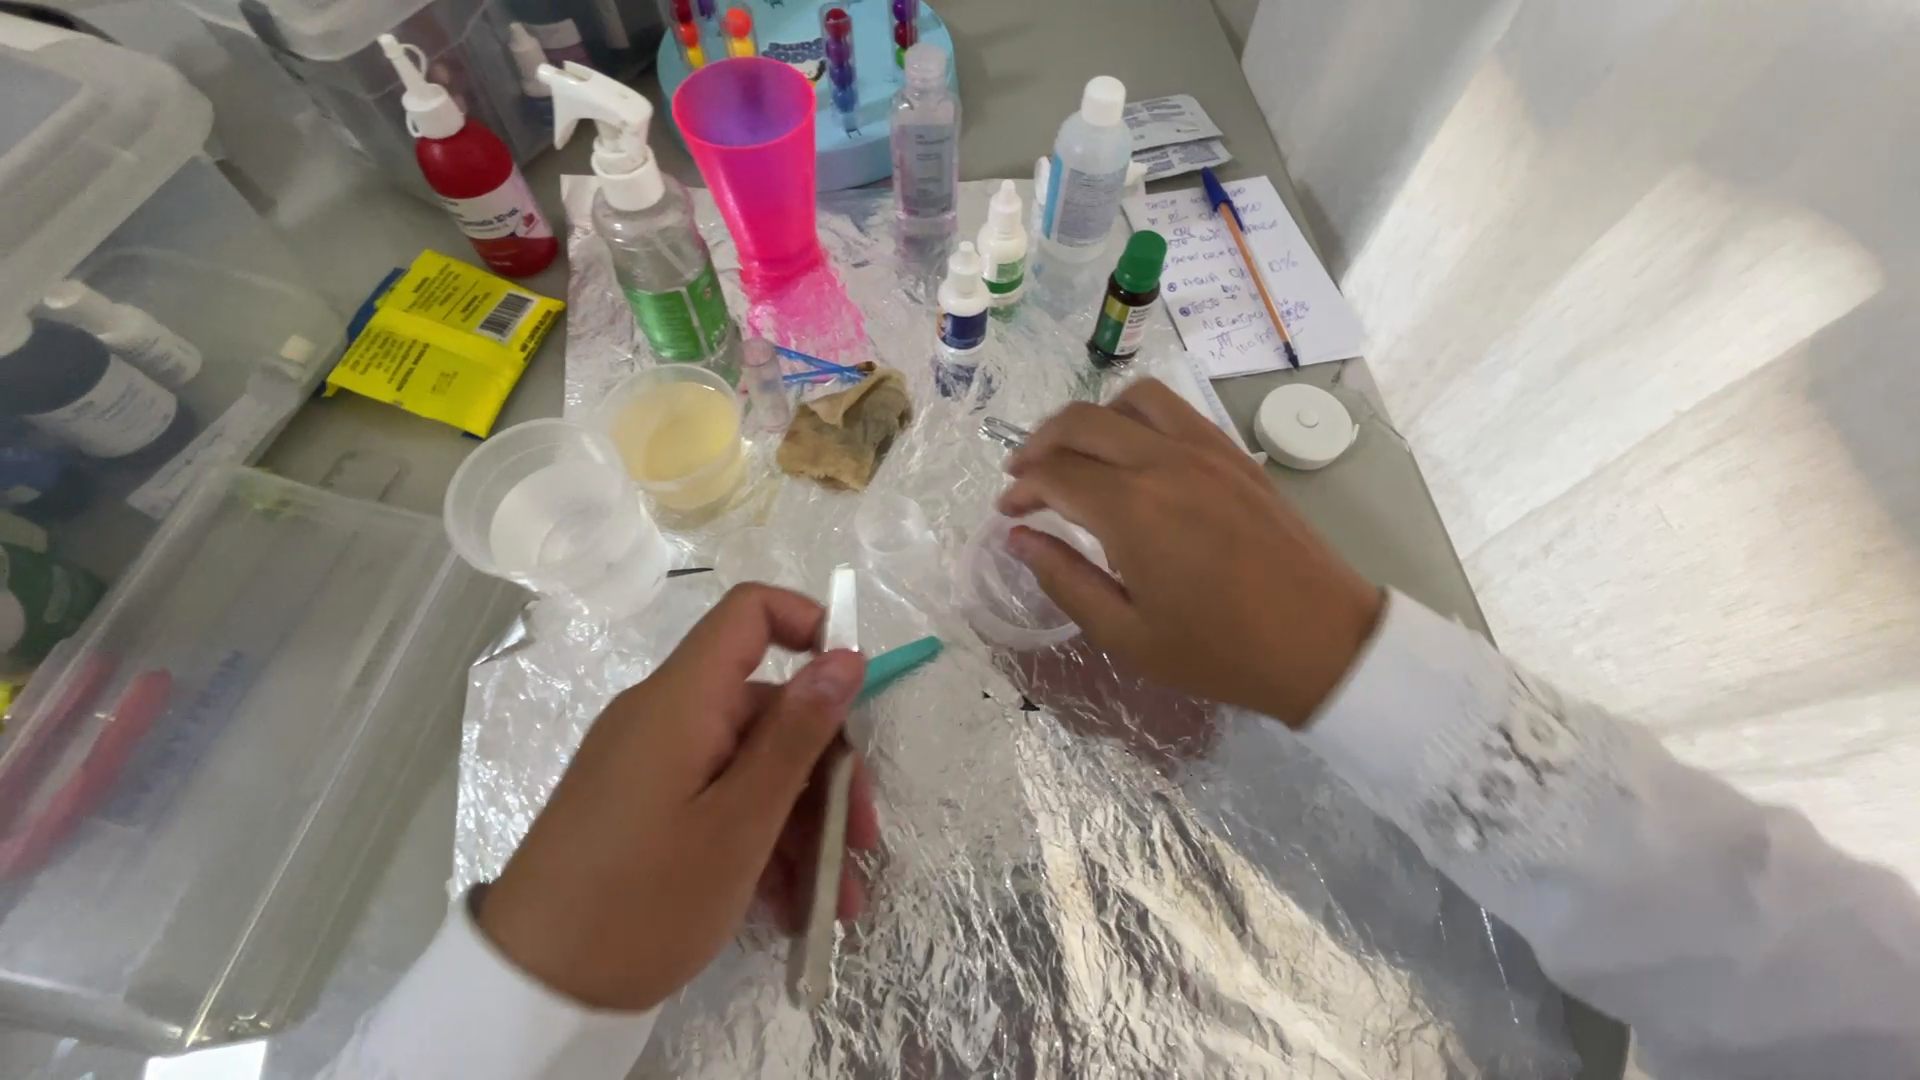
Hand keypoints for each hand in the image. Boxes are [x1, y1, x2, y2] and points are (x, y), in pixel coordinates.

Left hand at [477, 585, 878, 1011]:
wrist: (530, 995)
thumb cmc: (644, 900)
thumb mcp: (741, 821)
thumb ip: (797, 732)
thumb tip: (846, 655)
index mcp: (683, 700)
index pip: (749, 612)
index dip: (809, 626)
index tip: (854, 687)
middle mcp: (667, 717)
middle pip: (768, 708)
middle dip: (826, 770)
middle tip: (862, 841)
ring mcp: (655, 764)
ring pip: (753, 764)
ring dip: (803, 824)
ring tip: (833, 899)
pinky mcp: (647, 806)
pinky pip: (720, 799)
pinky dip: (761, 840)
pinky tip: (789, 903)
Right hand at [997, 379, 1382, 727]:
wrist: (1322, 643)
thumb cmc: (1220, 652)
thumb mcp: (1126, 635)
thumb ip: (1065, 579)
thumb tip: (1019, 539)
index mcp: (1132, 510)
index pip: (1054, 474)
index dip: (1020, 489)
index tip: (1008, 514)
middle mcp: (1164, 462)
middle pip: (1081, 423)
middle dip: (1039, 445)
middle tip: (1022, 476)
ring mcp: (1205, 451)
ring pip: (1129, 400)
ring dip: (1089, 420)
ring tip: (1075, 455)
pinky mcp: (1233, 454)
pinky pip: (1174, 410)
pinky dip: (1135, 417)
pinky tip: (1131, 454)